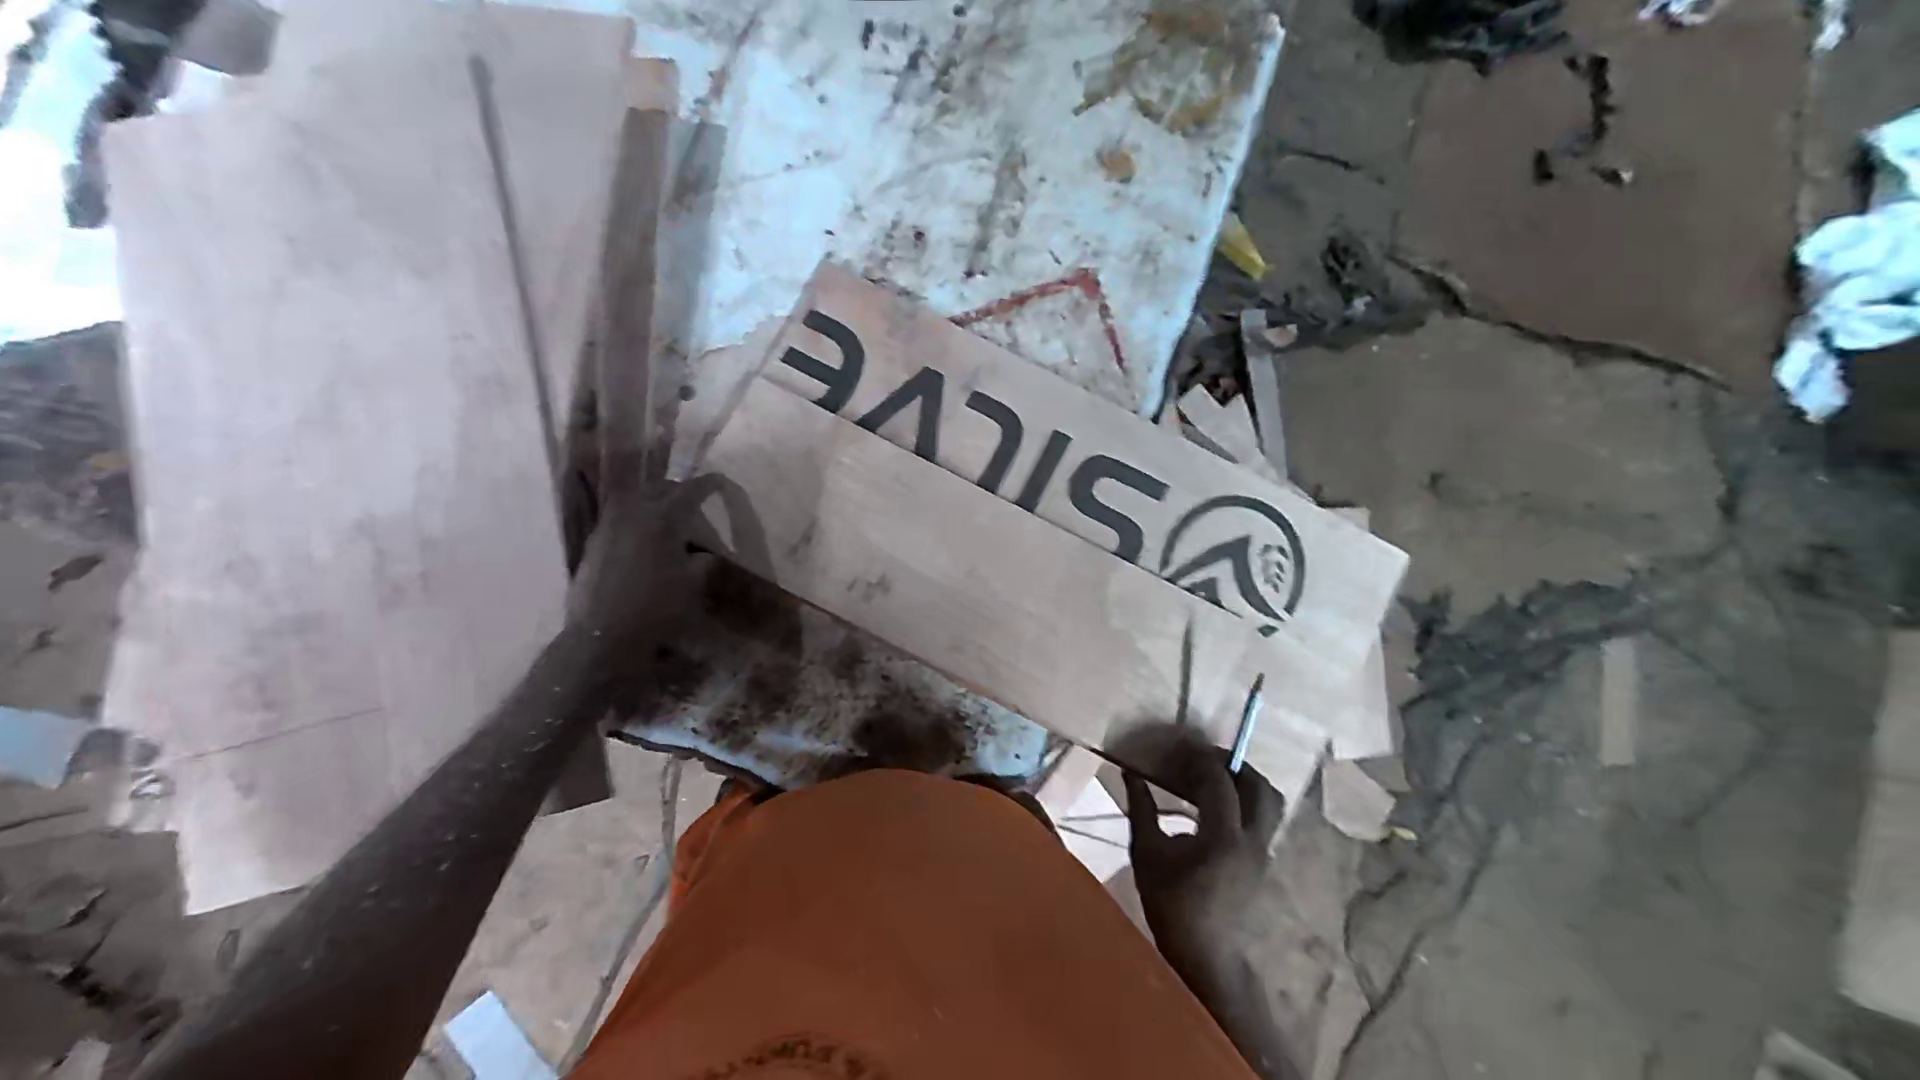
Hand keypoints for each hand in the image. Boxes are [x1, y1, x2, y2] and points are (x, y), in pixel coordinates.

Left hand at [566, 476, 719, 667]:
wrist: (604, 634)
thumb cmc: (657, 608)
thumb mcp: (692, 585)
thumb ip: (702, 563)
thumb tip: (705, 554)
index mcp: (662, 519)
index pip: (689, 491)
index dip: (707, 485)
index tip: (719, 482)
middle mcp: (632, 513)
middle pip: (657, 488)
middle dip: (677, 489)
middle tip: (693, 496)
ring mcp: (608, 526)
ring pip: (633, 499)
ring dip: (653, 500)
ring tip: (666, 512)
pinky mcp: (594, 543)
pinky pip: (618, 517)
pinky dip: (635, 517)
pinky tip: (643, 534)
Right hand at [1123, 726, 1297, 1079]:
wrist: (1203, 952)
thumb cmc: (1170, 903)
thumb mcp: (1146, 853)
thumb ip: (1141, 808)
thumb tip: (1130, 773)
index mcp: (1223, 837)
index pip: (1220, 782)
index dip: (1202, 758)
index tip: (1181, 747)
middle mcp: (1252, 840)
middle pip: (1259, 787)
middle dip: (1233, 764)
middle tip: (1203, 758)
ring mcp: (1263, 852)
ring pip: (1269, 802)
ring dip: (1244, 782)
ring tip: (1212, 778)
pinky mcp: (1262, 861)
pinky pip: (1262, 818)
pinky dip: (1244, 801)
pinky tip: (1215, 806)